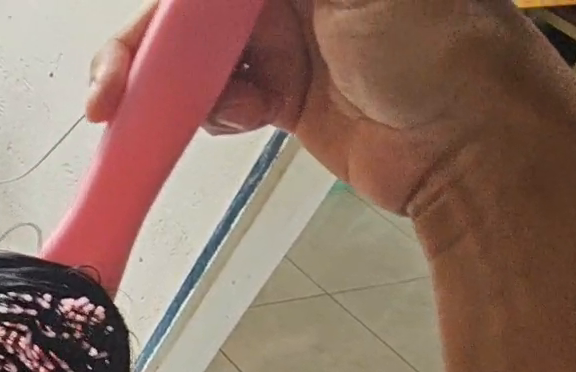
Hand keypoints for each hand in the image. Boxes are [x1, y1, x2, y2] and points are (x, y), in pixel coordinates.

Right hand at [85, 0, 575, 216]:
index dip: (156, 23)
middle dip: (147, 63)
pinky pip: (221, 102)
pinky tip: (251, 119)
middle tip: (110, 105)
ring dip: (190, 96)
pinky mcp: (281, 93)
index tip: (119, 62)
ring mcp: (287, 44)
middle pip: (190, 26)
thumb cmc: (439, 52)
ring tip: (226, 110)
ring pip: (199, 67)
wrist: (466, 143)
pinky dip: (221, 117)